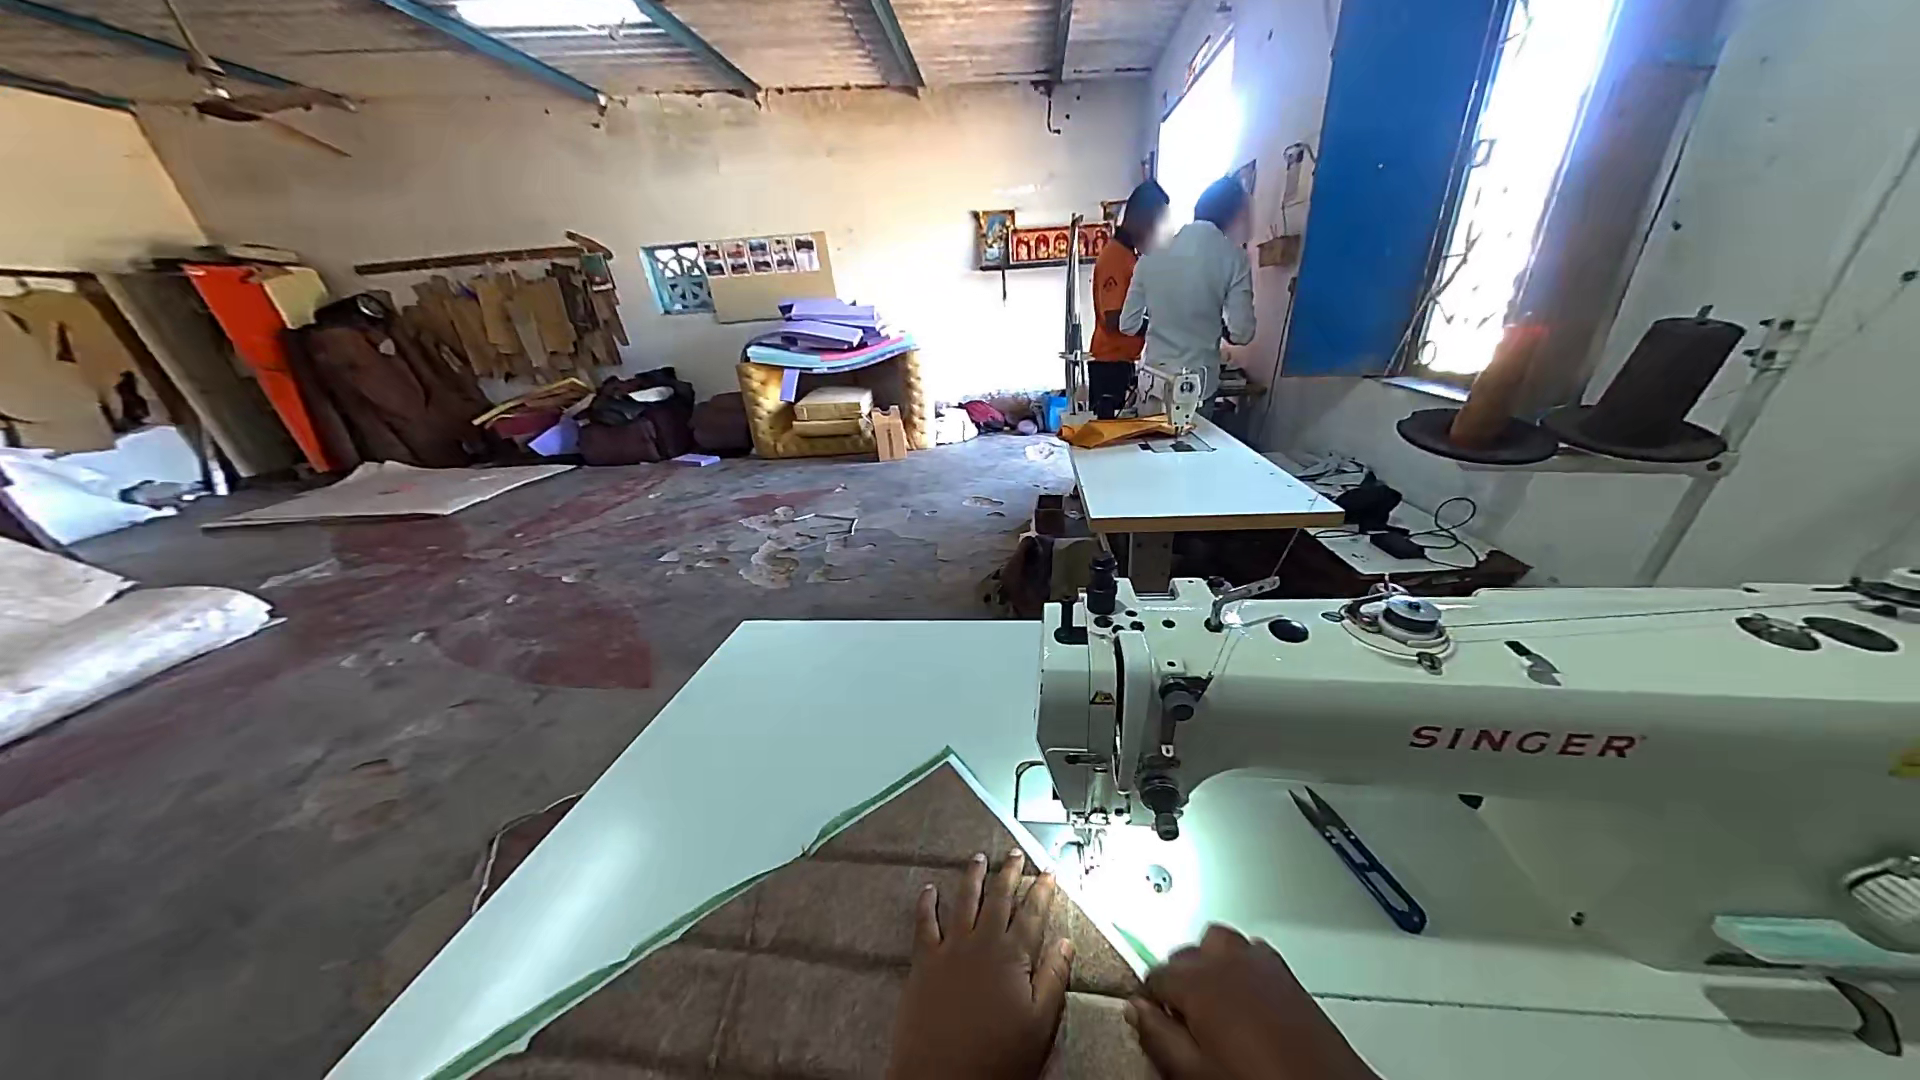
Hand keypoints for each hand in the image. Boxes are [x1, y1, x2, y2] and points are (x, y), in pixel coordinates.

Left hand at [885, 850, 1074, 1079]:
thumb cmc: (996, 1059)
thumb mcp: (1039, 1026)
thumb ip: (1053, 979)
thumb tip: (1065, 942)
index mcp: (1012, 956)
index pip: (1032, 914)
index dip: (1043, 890)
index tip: (1049, 871)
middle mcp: (981, 942)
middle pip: (999, 898)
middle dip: (1010, 873)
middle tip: (1017, 854)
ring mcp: (950, 947)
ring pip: (964, 900)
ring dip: (973, 876)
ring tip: (979, 857)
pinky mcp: (924, 960)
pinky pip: (925, 922)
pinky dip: (927, 902)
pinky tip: (929, 889)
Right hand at [1126, 924, 1380, 1079]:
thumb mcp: (1197, 1075)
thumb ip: (1160, 1037)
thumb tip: (1136, 1010)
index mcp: (1199, 980)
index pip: (1155, 973)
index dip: (1151, 998)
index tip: (1153, 1017)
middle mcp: (1227, 959)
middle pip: (1185, 952)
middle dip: (1178, 978)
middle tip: (1181, 1017)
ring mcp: (1260, 961)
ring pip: (1218, 942)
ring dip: (1209, 963)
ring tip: (1212, 1000)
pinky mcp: (1287, 973)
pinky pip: (1251, 951)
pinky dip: (1240, 965)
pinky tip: (1245, 997)